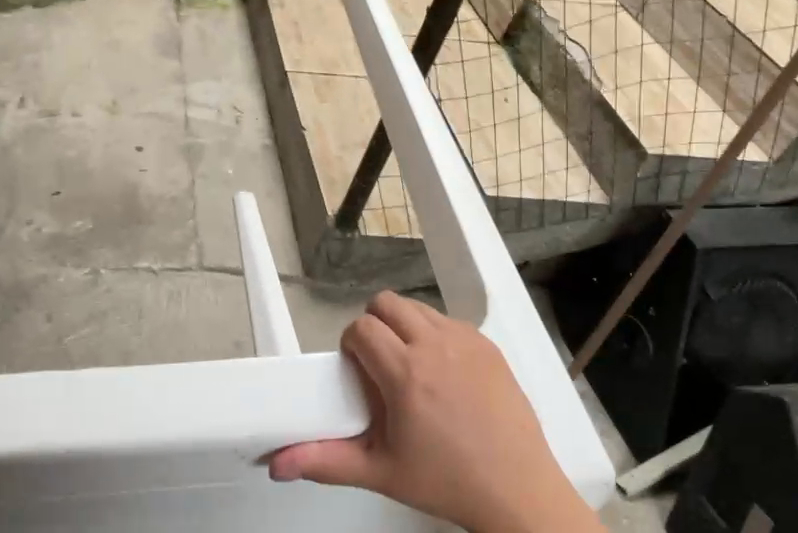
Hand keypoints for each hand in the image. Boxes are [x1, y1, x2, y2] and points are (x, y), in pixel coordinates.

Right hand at [269, 293, 601, 532]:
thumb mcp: (380, 472)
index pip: (361, 328)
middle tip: (379, 362)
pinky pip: (449, 321)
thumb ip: (325, 461)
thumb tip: (278, 463)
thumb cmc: (448, 483)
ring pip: (418, 308)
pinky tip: (442, 373)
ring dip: (404, 326)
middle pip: (386, 303)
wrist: (519, 493)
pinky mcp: (489, 346)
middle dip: (374, 325)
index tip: (357, 370)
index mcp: (405, 374)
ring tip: (410, 366)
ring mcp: (466, 343)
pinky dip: (437, 335)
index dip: (352, 344)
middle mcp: (435, 347)